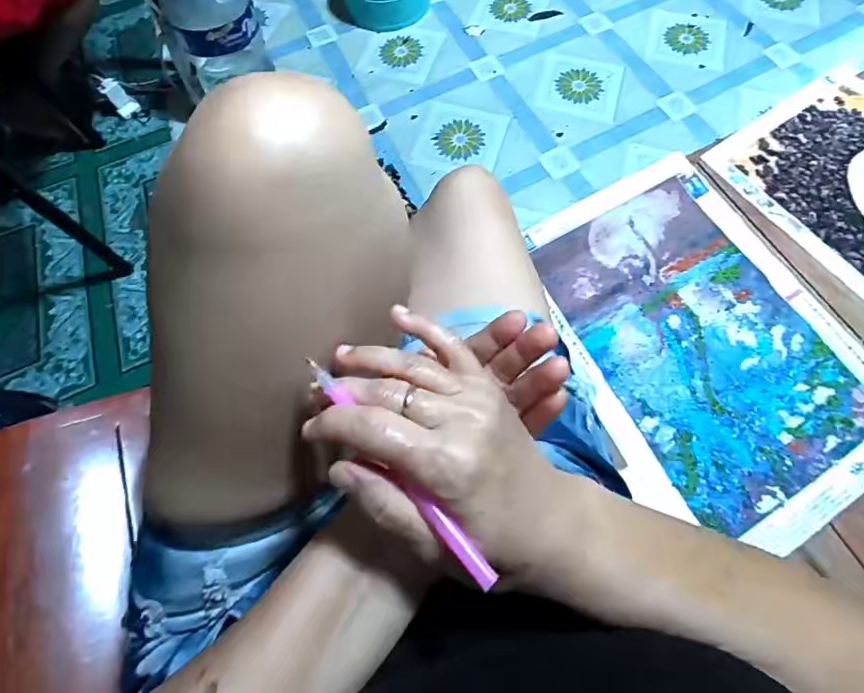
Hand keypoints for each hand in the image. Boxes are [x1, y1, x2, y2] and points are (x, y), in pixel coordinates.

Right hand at [303, 305, 573, 579]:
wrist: (554, 526)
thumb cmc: (492, 549)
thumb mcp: (433, 547)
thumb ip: (383, 504)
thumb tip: (338, 466)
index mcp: (445, 465)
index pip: (374, 429)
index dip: (335, 425)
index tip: (309, 429)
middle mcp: (461, 420)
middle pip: (389, 392)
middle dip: (346, 390)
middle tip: (314, 393)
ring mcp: (478, 397)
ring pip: (414, 365)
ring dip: (373, 356)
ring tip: (340, 356)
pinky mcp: (487, 389)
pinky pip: (454, 348)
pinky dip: (426, 328)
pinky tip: (398, 314)